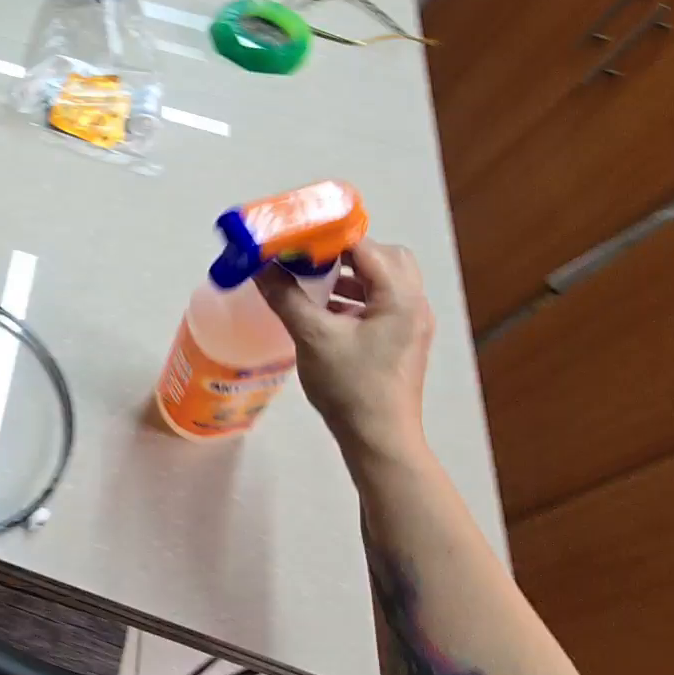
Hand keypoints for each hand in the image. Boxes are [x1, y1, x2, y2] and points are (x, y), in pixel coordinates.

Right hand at [254, 239, 434, 470]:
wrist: (378, 437)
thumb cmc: (350, 384)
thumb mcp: (312, 336)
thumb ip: (286, 296)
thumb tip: (260, 267)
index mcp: (400, 297)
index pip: (367, 247)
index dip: (329, 237)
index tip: (295, 237)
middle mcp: (413, 304)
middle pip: (384, 258)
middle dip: (344, 252)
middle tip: (307, 258)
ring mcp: (410, 324)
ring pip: (381, 281)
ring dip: (347, 276)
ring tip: (310, 282)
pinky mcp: (399, 341)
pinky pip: (377, 303)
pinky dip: (351, 298)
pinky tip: (321, 311)